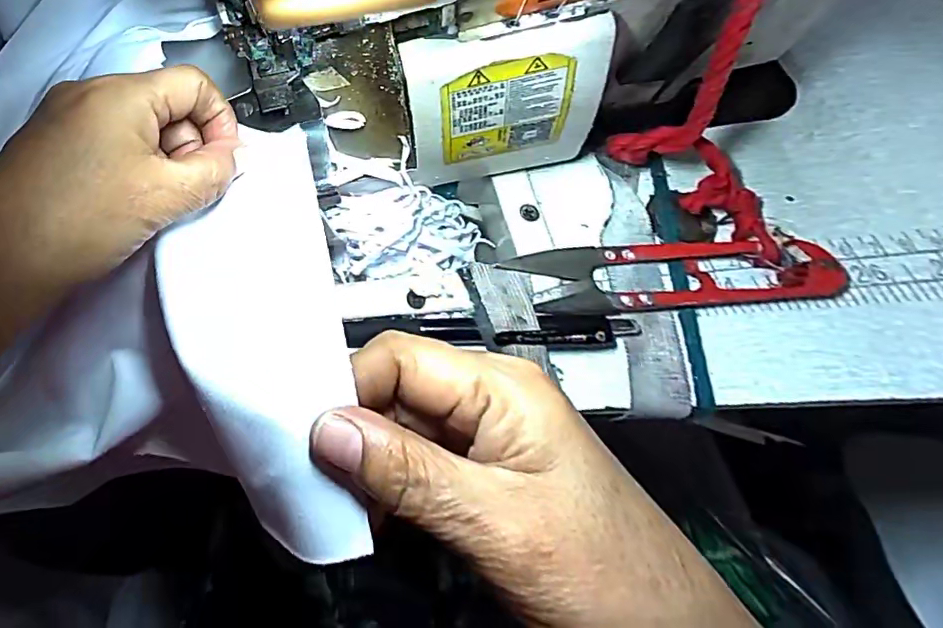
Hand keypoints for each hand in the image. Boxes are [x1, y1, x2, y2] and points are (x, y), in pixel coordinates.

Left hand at [0, 66, 241, 313]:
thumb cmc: (83, 219)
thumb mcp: (161, 196)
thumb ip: (212, 172)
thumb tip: (230, 157)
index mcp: (119, 90)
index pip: (193, 83)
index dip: (220, 122)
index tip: (221, 167)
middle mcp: (86, 91)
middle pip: (163, 103)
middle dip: (186, 146)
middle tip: (182, 194)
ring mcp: (59, 116)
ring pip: (132, 126)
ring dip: (156, 160)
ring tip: (147, 205)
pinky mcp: (43, 143)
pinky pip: (101, 142)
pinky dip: (123, 166)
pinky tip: (115, 204)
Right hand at [309, 334, 754, 627]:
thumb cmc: (620, 585)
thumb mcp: (501, 525)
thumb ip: (409, 473)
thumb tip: (329, 429)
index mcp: (503, 388)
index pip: (398, 356)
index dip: (354, 388)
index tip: (322, 435)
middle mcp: (490, 400)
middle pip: (393, 389)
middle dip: (357, 432)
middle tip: (333, 478)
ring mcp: (486, 437)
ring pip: (398, 428)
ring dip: (370, 464)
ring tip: (360, 506)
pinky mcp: (481, 472)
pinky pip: (414, 460)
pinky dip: (389, 486)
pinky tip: (383, 516)